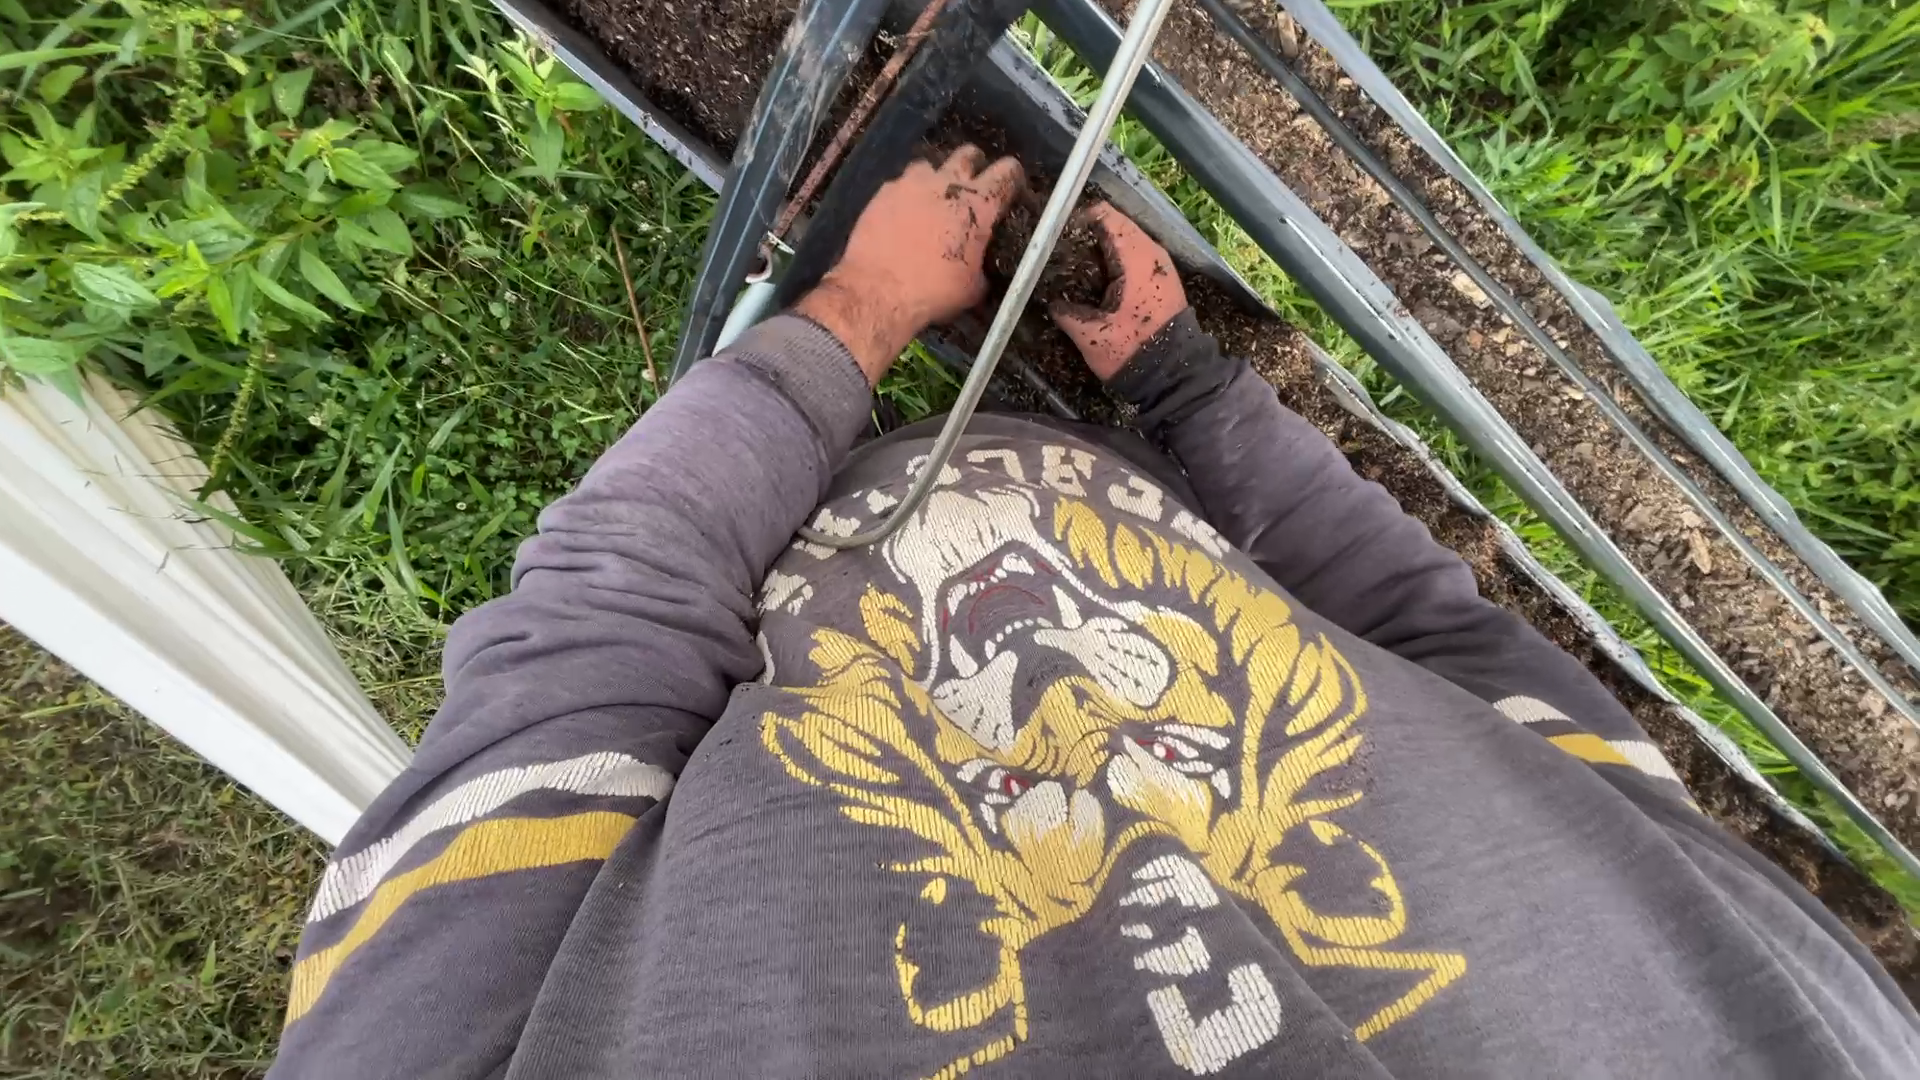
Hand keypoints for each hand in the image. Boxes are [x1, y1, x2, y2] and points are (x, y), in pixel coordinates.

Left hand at [795, 146, 1023, 383]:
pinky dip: (906, 197)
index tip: (1010, 187)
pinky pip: (900, 185)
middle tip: (972, 185)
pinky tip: (901, 217)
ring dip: (935, 180)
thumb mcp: (972, 289)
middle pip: (968, 155)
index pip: (1007, 173)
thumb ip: (980, 266)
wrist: (879, 291)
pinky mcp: (884, 192)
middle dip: (974, 165)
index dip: (1012, 177)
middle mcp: (947, 184)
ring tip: (931, 201)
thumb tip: (978, 267)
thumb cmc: (934, 292)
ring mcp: (912, 183)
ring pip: (930, 166)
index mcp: (979, 205)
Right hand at [1048, 202, 1186, 380]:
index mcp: (1135, 257)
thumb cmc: (1130, 351)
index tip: (1056, 243)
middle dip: (1085, 238)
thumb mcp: (1090, 335)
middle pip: (1113, 225)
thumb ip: (1065, 311)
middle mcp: (1151, 251)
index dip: (1076, 223)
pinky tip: (1096, 284)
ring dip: (1099, 251)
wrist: (1172, 375)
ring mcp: (1159, 264)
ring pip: (1123, 240)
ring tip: (1075, 272)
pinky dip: (1113, 262)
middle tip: (1060, 259)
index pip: (1103, 215)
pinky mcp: (1159, 278)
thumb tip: (1048, 298)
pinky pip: (1132, 257)